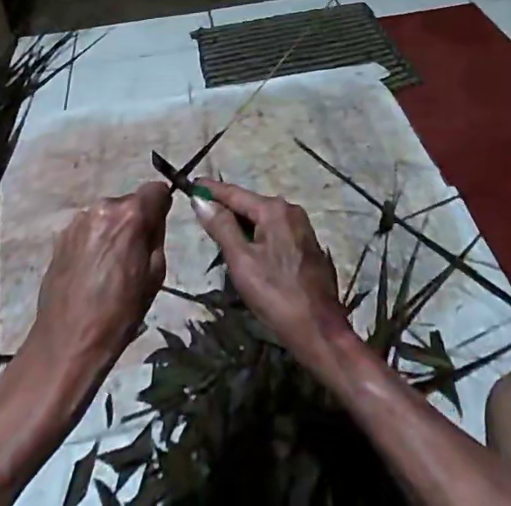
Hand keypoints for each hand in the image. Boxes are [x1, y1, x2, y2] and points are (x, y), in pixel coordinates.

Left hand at [24, 182, 171, 372]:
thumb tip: (155, 217)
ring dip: (113, 231)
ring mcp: (78, 221)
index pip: (155, 189)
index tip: (157, 228)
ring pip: (107, 216)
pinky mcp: (60, 237)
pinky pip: (88, 229)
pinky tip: (91, 270)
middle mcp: (102, 208)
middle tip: (133, 255)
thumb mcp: (155, 274)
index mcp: (130, 215)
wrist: (69, 341)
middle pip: (129, 203)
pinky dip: (95, 241)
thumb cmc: (120, 312)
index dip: (161, 206)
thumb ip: (157, 235)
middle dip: (135, 221)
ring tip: (110, 267)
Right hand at [191, 181, 349, 367]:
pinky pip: (274, 230)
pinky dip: (256, 233)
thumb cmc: (275, 294)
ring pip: (263, 218)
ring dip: (241, 222)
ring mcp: (301, 227)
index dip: (212, 190)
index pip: (235, 193)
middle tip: (200, 209)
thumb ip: (221, 227)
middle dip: (226, 207)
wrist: (318, 328)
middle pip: (250, 204)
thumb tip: (201, 200)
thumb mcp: (241, 261)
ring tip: (217, 226)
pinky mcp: (306, 245)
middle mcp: (290, 211)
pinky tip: (245, 245)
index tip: (192, 182)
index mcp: (274, 210)